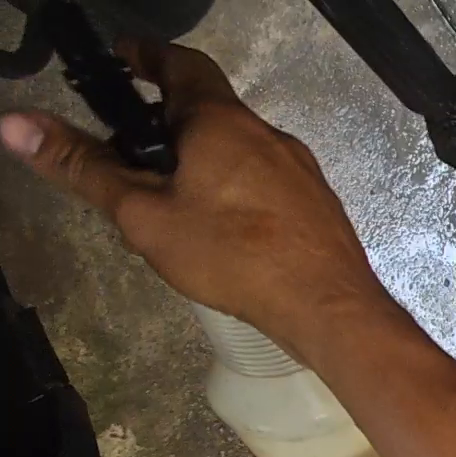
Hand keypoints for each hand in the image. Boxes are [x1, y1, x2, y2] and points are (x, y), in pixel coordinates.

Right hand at [0, 41, 394, 350]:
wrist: (334, 311)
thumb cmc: (239, 257)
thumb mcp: (144, 213)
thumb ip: (83, 166)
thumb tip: (18, 124)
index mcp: (228, 125)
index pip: (185, 65)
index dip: (148, 57)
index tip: (124, 62)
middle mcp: (277, 143)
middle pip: (215, 117)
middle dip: (170, 128)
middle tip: (133, 157)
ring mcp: (310, 180)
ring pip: (246, 158)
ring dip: (206, 168)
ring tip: (175, 205)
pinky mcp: (326, 214)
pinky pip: (274, 190)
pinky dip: (242, 196)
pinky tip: (226, 234)